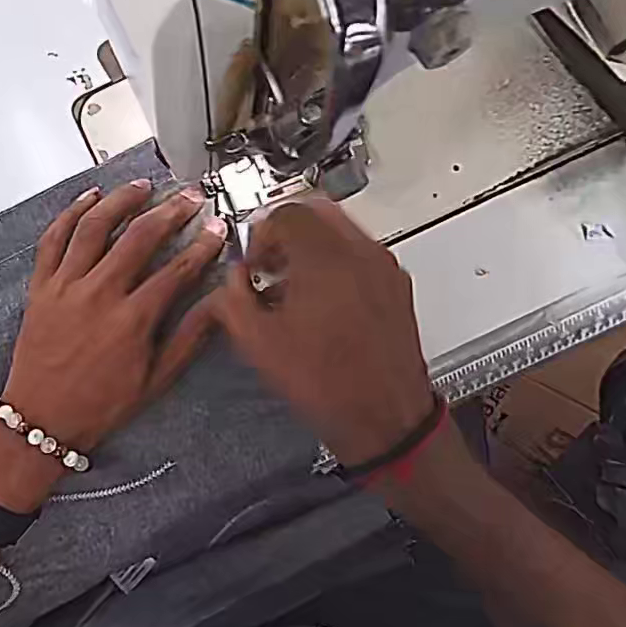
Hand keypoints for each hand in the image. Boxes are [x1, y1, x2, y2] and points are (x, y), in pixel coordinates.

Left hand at [0, 179, 227, 512]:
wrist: (42, 419)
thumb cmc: (98, 404)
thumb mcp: (155, 380)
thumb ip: (188, 338)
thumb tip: (217, 305)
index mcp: (131, 321)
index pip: (177, 270)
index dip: (203, 246)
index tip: (217, 230)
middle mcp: (98, 295)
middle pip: (140, 237)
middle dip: (171, 212)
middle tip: (189, 199)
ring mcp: (66, 287)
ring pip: (95, 226)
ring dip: (122, 200)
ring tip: (143, 186)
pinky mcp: (41, 287)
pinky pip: (54, 239)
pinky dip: (70, 213)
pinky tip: (89, 198)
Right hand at [207, 199, 435, 463]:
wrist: (382, 416)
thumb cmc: (330, 385)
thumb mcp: (259, 343)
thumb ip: (231, 300)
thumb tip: (230, 282)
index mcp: (324, 260)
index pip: (285, 214)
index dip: (258, 234)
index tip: (252, 261)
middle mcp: (360, 254)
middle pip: (315, 209)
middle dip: (284, 231)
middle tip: (268, 260)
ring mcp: (383, 268)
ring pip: (341, 229)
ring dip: (310, 245)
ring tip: (290, 282)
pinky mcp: (396, 286)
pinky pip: (360, 254)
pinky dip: (335, 262)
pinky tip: (319, 299)